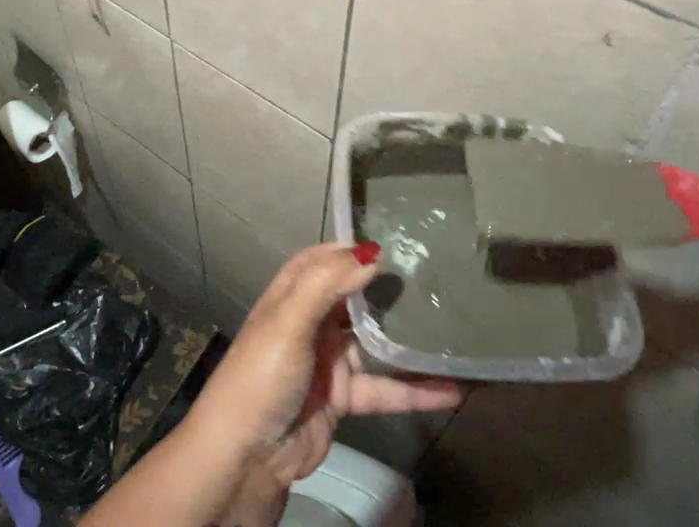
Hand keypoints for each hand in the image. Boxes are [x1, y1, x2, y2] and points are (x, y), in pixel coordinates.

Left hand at [185, 243, 463, 486]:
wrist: (246, 457)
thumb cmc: (261, 377)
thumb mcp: (288, 322)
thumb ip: (326, 284)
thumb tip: (372, 251)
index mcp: (289, 299)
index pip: (320, 262)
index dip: (349, 250)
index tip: (392, 240)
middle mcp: (309, 324)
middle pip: (353, 300)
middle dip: (386, 290)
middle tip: (434, 278)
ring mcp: (327, 363)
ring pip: (375, 345)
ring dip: (408, 341)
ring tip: (452, 329)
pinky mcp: (343, 399)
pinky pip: (385, 389)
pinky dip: (415, 390)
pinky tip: (452, 389)